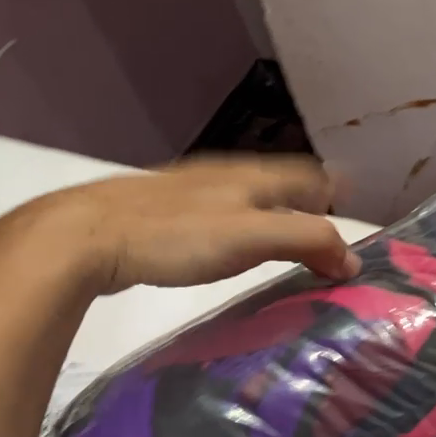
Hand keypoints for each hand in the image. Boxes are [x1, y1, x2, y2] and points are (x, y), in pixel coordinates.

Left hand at [0, 155, 358, 295]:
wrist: (82, 237)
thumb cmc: (175, 234)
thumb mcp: (252, 237)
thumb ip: (307, 242)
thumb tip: (353, 262)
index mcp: (249, 177)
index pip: (306, 175)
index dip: (332, 187)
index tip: (351, 198)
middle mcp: (223, 177)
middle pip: (277, 181)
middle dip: (306, 198)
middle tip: (324, 223)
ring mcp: (189, 193)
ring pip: (246, 195)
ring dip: (273, 211)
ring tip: (285, 234)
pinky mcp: (160, 214)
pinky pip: (217, 213)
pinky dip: (239, 225)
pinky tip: (227, 243)